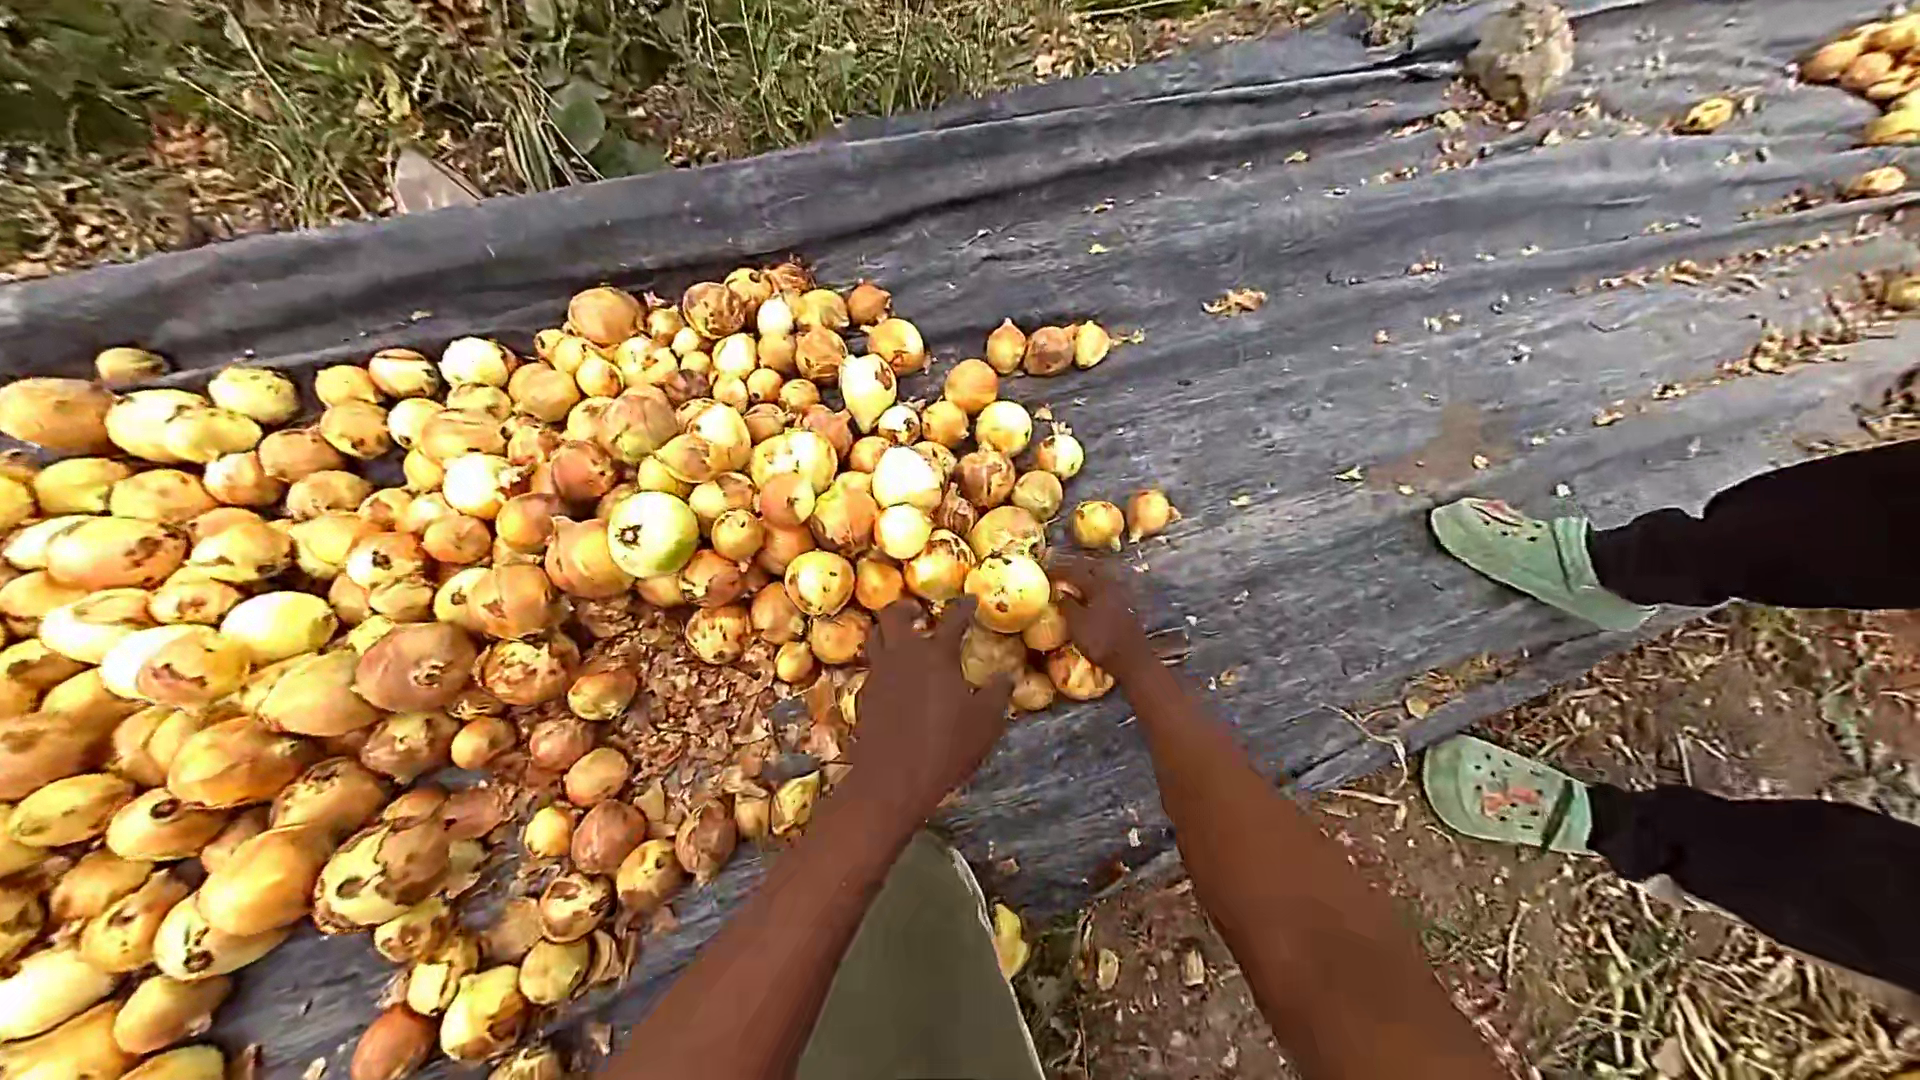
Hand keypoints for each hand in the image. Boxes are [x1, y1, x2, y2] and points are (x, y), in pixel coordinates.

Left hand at [847, 598, 1014, 828]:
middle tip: (919, 612)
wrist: (893, 779)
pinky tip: (894, 679)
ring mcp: (879, 674)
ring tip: (903, 639)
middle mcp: (903, 655)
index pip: (952, 619)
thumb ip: (997, 694)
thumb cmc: (946, 747)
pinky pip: (872, 667)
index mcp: (936, 655)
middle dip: (906, 607)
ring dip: (889, 631)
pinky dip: (883, 664)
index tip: (970, 599)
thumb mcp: (985, 723)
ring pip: (876, 637)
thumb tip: (1007, 675)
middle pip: (893, 614)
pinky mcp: (864, 696)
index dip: (963, 606)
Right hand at [1048, 554, 1155, 678]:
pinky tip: (1088, 604)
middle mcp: (1112, 587)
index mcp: (1099, 586)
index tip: (1045, 574)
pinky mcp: (1125, 611)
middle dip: (1076, 572)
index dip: (1059, 571)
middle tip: (1061, 577)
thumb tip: (1060, 592)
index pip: (1075, 572)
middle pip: (1092, 571)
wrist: (1132, 661)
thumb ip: (1066, 605)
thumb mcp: (1076, 623)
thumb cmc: (1101, 640)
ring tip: (1072, 590)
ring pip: (1100, 583)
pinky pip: (1106, 595)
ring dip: (1086, 584)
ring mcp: (1121, 599)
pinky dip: (1094, 595)